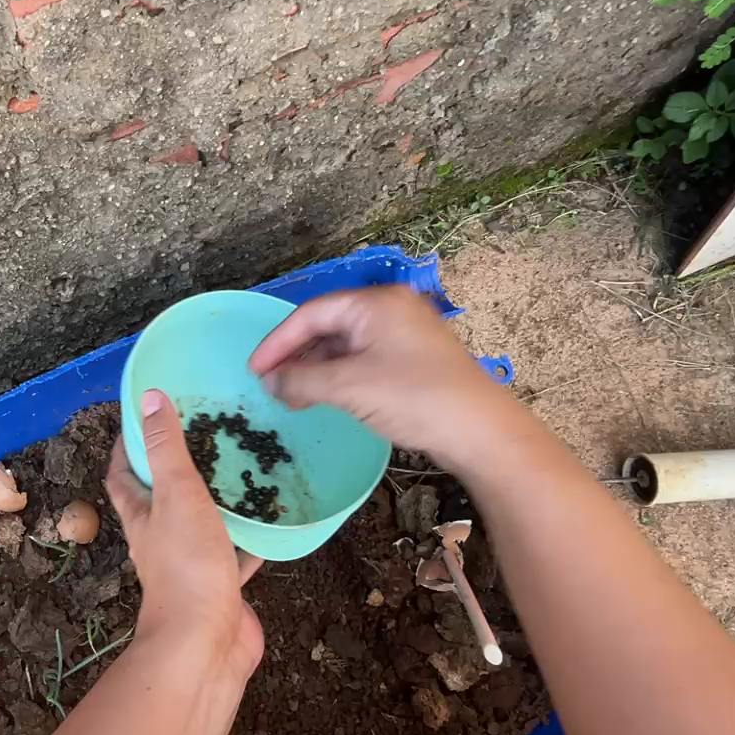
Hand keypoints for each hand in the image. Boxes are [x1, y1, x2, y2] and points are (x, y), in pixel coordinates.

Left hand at [106, 390, 264, 680]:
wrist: (206, 644)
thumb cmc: (186, 566)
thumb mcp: (176, 495)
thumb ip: (167, 449)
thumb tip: (149, 398)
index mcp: (141, 515)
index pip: (123, 472)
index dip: (128, 444)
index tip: (146, 415)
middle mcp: (161, 537)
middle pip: (164, 495)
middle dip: (180, 466)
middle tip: (210, 433)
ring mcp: (191, 562)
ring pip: (202, 522)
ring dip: (217, 499)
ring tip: (244, 466)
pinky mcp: (222, 584)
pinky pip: (236, 552)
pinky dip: (250, 537)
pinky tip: (272, 518)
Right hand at [248, 284, 541, 472]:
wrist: (480, 431)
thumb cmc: (413, 398)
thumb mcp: (348, 387)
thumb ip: (301, 380)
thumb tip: (269, 381)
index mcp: (374, 303)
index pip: (312, 314)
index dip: (278, 341)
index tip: (255, 369)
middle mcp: (388, 309)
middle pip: (326, 326)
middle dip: (295, 356)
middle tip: (270, 384)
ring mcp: (402, 334)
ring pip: (343, 345)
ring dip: (313, 369)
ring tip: (290, 396)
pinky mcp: (410, 359)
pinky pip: (361, 359)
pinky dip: (336, 377)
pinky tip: (320, 397)